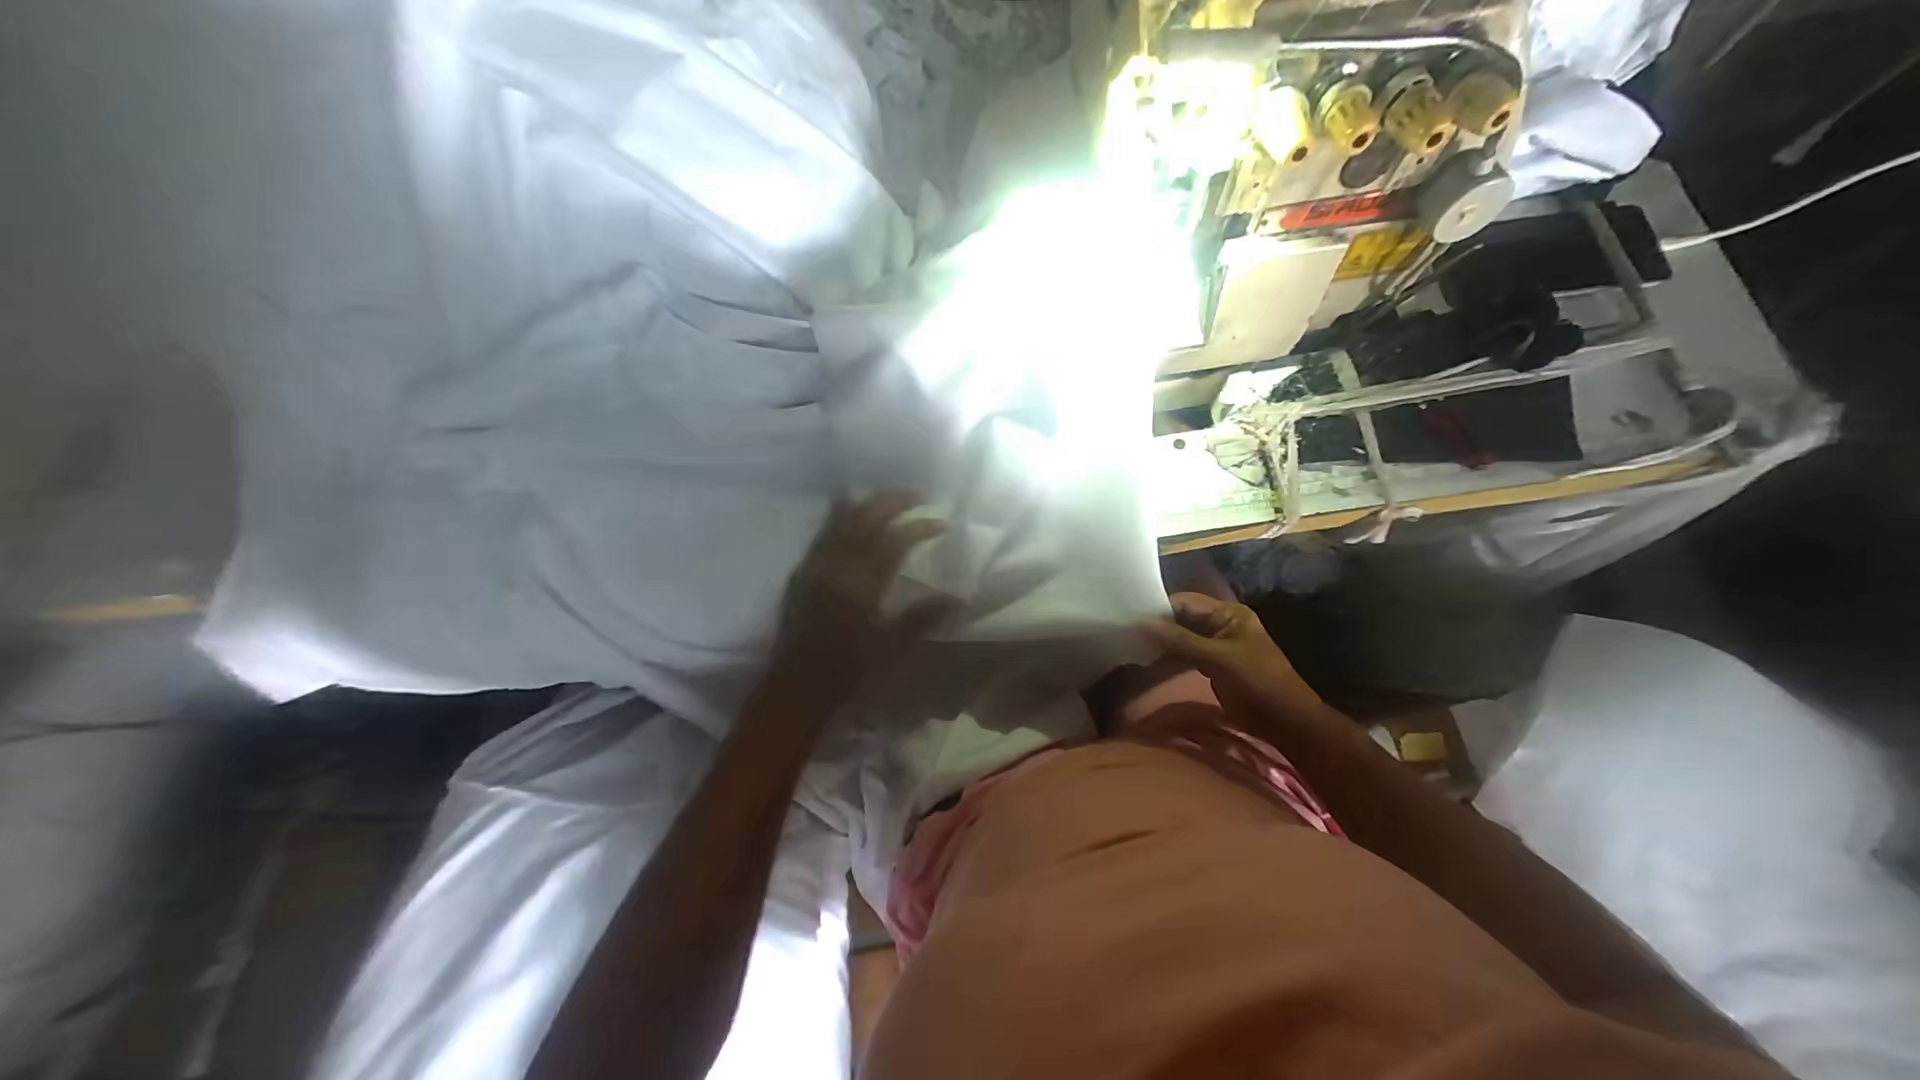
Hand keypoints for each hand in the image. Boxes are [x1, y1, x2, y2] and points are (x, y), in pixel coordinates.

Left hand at [772, 490, 953, 695]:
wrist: (799, 682)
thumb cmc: (850, 665)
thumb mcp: (893, 643)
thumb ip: (923, 616)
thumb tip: (959, 597)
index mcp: (864, 578)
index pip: (896, 539)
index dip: (921, 527)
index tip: (942, 523)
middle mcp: (839, 562)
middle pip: (867, 516)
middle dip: (893, 499)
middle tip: (916, 493)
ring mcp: (817, 564)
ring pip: (839, 519)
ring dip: (863, 502)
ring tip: (880, 494)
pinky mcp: (802, 573)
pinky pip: (823, 534)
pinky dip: (839, 520)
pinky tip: (847, 520)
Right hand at [1143, 592, 1325, 718]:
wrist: (1285, 721)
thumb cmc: (1257, 682)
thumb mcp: (1217, 658)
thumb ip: (1180, 640)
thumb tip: (1143, 624)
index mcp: (1229, 613)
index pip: (1186, 601)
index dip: (1160, 607)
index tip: (1130, 616)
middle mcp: (1222, 623)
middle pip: (1183, 617)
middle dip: (1158, 624)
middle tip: (1127, 631)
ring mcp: (1218, 645)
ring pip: (1183, 636)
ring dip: (1162, 640)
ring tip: (1133, 644)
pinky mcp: (1214, 664)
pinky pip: (1187, 653)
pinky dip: (1170, 655)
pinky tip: (1150, 658)